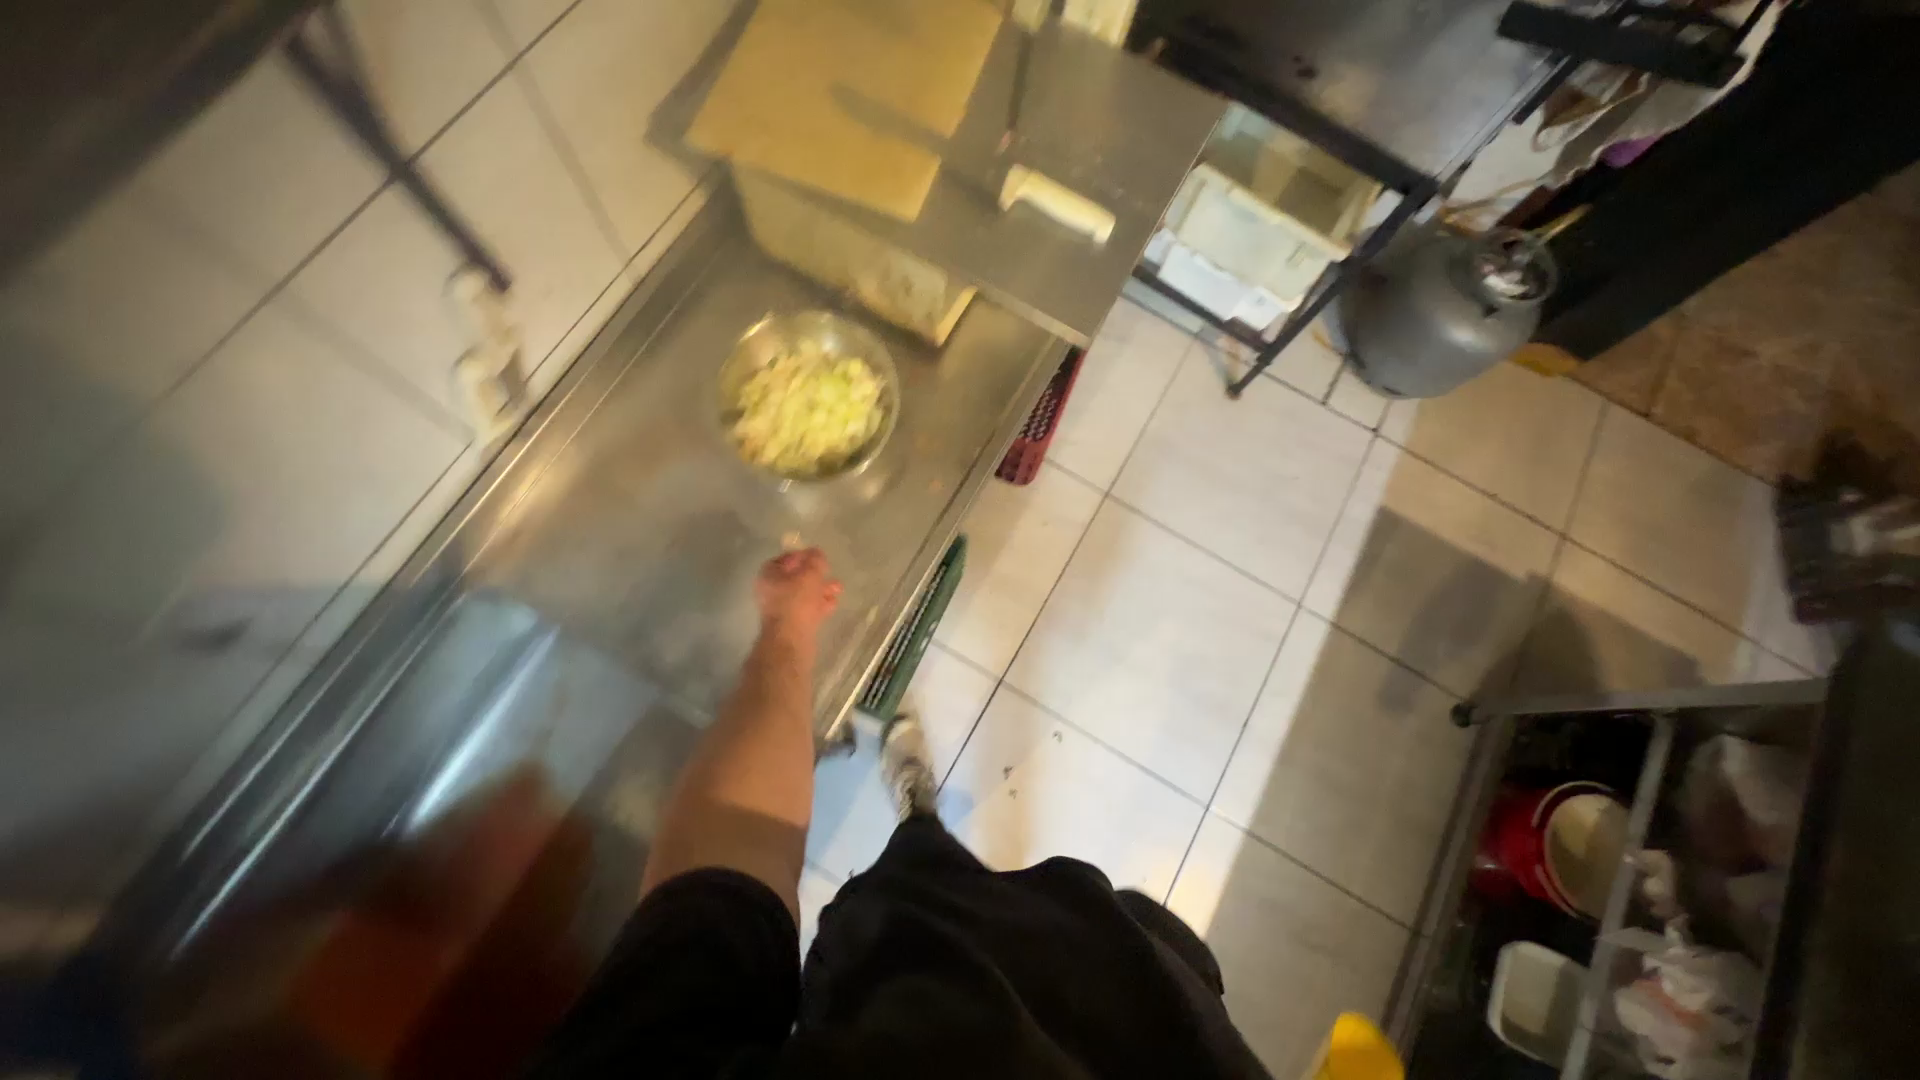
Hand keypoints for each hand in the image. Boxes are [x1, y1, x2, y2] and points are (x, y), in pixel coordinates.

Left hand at [755, 548, 840, 642]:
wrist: (791, 641)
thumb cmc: (796, 602)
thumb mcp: (809, 575)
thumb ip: (815, 561)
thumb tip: (817, 553)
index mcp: (768, 576)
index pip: (783, 559)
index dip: (799, 555)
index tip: (816, 555)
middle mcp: (771, 592)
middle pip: (794, 578)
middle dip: (814, 574)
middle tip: (828, 571)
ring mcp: (782, 610)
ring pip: (803, 594)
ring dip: (820, 589)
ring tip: (838, 587)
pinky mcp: (793, 624)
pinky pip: (807, 609)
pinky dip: (820, 604)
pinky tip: (834, 602)